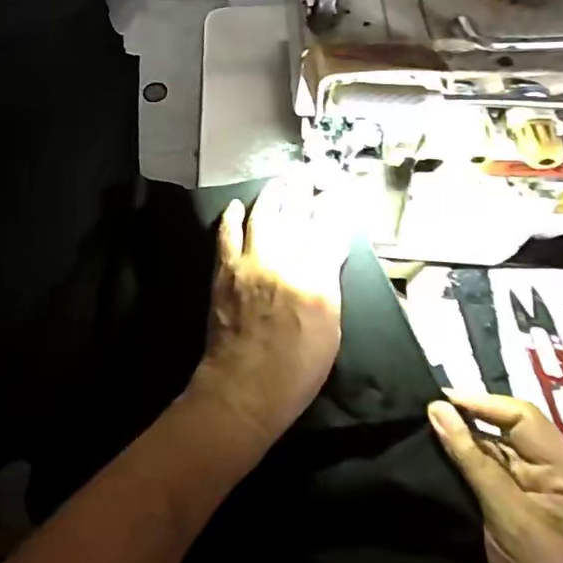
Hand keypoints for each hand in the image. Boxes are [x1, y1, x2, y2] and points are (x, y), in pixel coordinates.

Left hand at [185, 173, 350, 443]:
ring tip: (279, 184)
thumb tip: (329, 255)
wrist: (245, 384)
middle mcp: (284, 264)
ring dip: (271, 198)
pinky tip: (236, 206)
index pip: (329, 234)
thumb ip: (328, 284)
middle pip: (295, 217)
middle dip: (303, 194)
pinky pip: (228, 234)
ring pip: (262, 218)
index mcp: (316, 281)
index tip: (337, 195)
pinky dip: (232, 217)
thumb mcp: (330, 329)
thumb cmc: (297, 369)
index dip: (334, 211)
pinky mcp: (225, 269)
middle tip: (309, 177)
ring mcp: (251, 263)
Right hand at [428, 391, 562, 562]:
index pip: (528, 422)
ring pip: (502, 462)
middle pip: (514, 441)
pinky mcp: (529, 527)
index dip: (483, 405)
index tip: (439, 399)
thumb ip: (473, 460)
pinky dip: (472, 474)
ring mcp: (549, 510)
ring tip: (428, 437)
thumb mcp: (509, 517)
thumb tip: (437, 408)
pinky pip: (499, 486)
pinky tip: (445, 466)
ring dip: (468, 450)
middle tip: (426, 418)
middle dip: (471, 427)